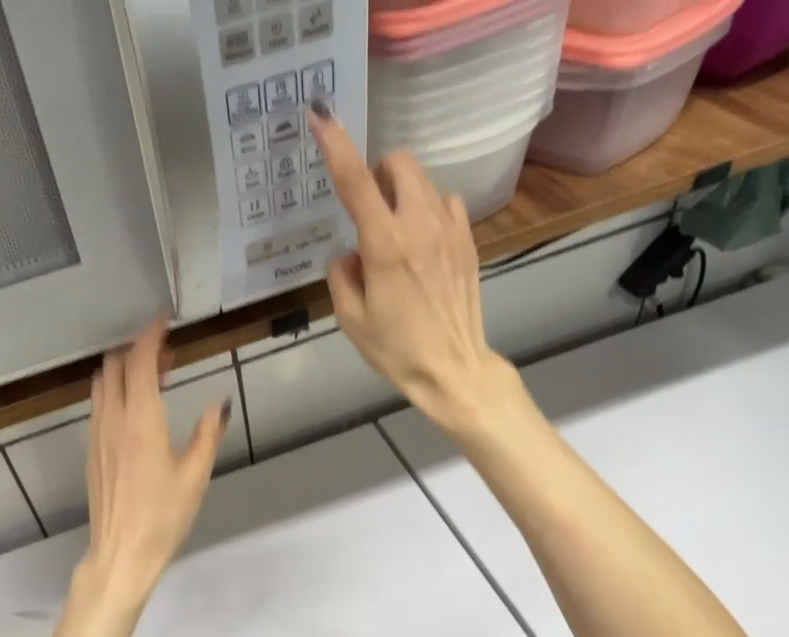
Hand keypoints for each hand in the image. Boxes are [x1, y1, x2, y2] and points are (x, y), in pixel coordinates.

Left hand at [79, 317, 229, 602]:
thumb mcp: (196, 476)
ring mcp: (97, 436)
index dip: (151, 336)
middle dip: (139, 350)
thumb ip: (208, 434)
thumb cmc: (163, 518)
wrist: (121, 554)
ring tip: (152, 377)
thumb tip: (219, 404)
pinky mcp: (92, 452)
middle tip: (167, 353)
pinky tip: (134, 408)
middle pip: (116, 366)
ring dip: (124, 370)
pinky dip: (114, 392)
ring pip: (102, 385)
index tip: (165, 321)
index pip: (140, 363)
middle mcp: (113, 421)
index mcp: (141, 422)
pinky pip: (98, 406)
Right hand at [309, 106, 528, 435]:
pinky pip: (445, 203)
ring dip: (402, 192)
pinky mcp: (467, 241)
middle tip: (367, 208)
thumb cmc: (396, 351)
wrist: (453, 369)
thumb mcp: (351, 319)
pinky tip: (422, 244)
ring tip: (394, 233)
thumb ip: (341, 276)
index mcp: (385, 246)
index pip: (355, 181)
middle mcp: (420, 226)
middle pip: (398, 162)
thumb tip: (348, 252)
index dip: (336, 144)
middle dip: (378, 173)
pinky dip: (428, 211)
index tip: (320, 116)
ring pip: (423, 180)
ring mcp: (449, 230)